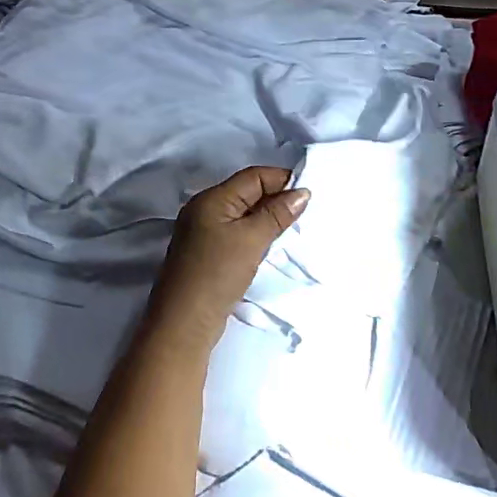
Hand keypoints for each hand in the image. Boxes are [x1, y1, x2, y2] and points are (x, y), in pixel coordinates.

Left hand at [148, 167, 309, 337]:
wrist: (185, 320)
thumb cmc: (217, 274)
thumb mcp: (251, 240)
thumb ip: (276, 213)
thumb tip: (301, 191)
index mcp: (211, 199)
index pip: (253, 176)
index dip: (282, 180)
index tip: (311, 194)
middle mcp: (204, 209)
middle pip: (247, 192)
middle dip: (277, 198)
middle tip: (308, 213)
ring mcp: (203, 231)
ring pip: (243, 213)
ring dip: (268, 218)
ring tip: (294, 229)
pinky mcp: (207, 252)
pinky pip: (236, 232)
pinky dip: (255, 234)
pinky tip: (271, 244)